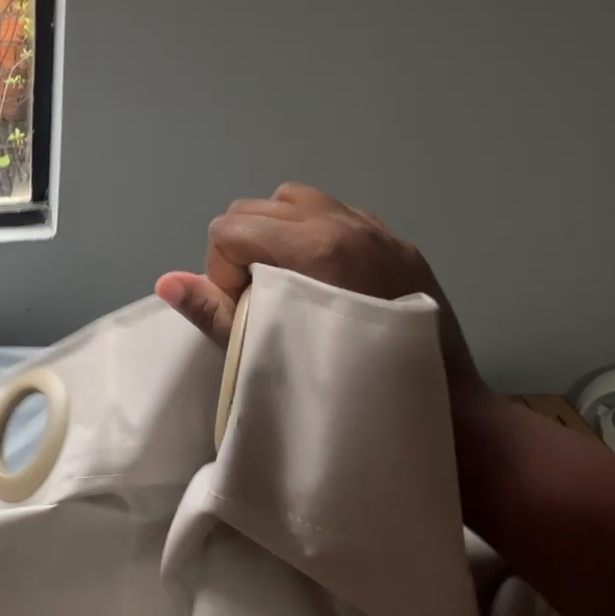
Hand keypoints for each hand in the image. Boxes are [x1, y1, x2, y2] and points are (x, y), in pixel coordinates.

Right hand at [154, 184, 486, 396]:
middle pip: (256, 208)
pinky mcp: (398, 241)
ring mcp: (376, 228)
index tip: (244, 312)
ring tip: (289, 281)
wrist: (449, 415)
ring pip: (297, 200)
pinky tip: (328, 279)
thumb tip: (166, 280)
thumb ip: (214, 311)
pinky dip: (318, 233)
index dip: (221, 272)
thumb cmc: (349, 392)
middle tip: (260, 299)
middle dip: (243, 249)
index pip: (228, 230)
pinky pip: (339, 213)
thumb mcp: (269, 352)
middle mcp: (344, 222)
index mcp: (312, 247)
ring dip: (278, 232)